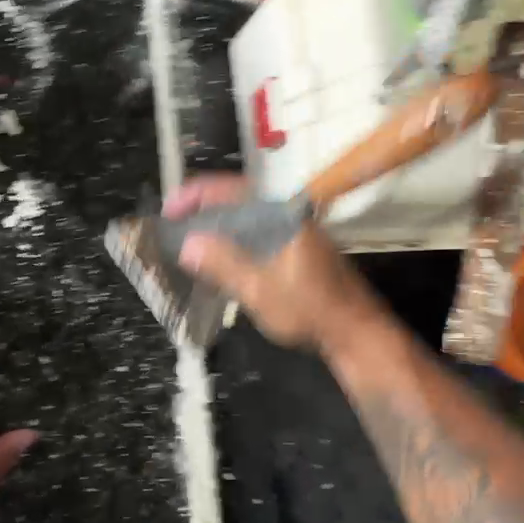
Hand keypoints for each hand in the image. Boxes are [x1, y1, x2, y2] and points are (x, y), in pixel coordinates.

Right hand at [166, 174, 387, 351]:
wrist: (354, 332)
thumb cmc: (309, 312)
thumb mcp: (259, 291)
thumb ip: (224, 264)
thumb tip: (188, 243)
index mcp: (281, 218)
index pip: (232, 190)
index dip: (197, 195)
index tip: (170, 208)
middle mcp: (288, 218)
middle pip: (238, 200)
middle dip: (202, 208)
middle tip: (173, 223)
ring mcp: (294, 233)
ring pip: (247, 219)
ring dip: (216, 225)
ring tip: (188, 239)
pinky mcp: (295, 251)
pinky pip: (256, 234)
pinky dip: (232, 240)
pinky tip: (217, 258)